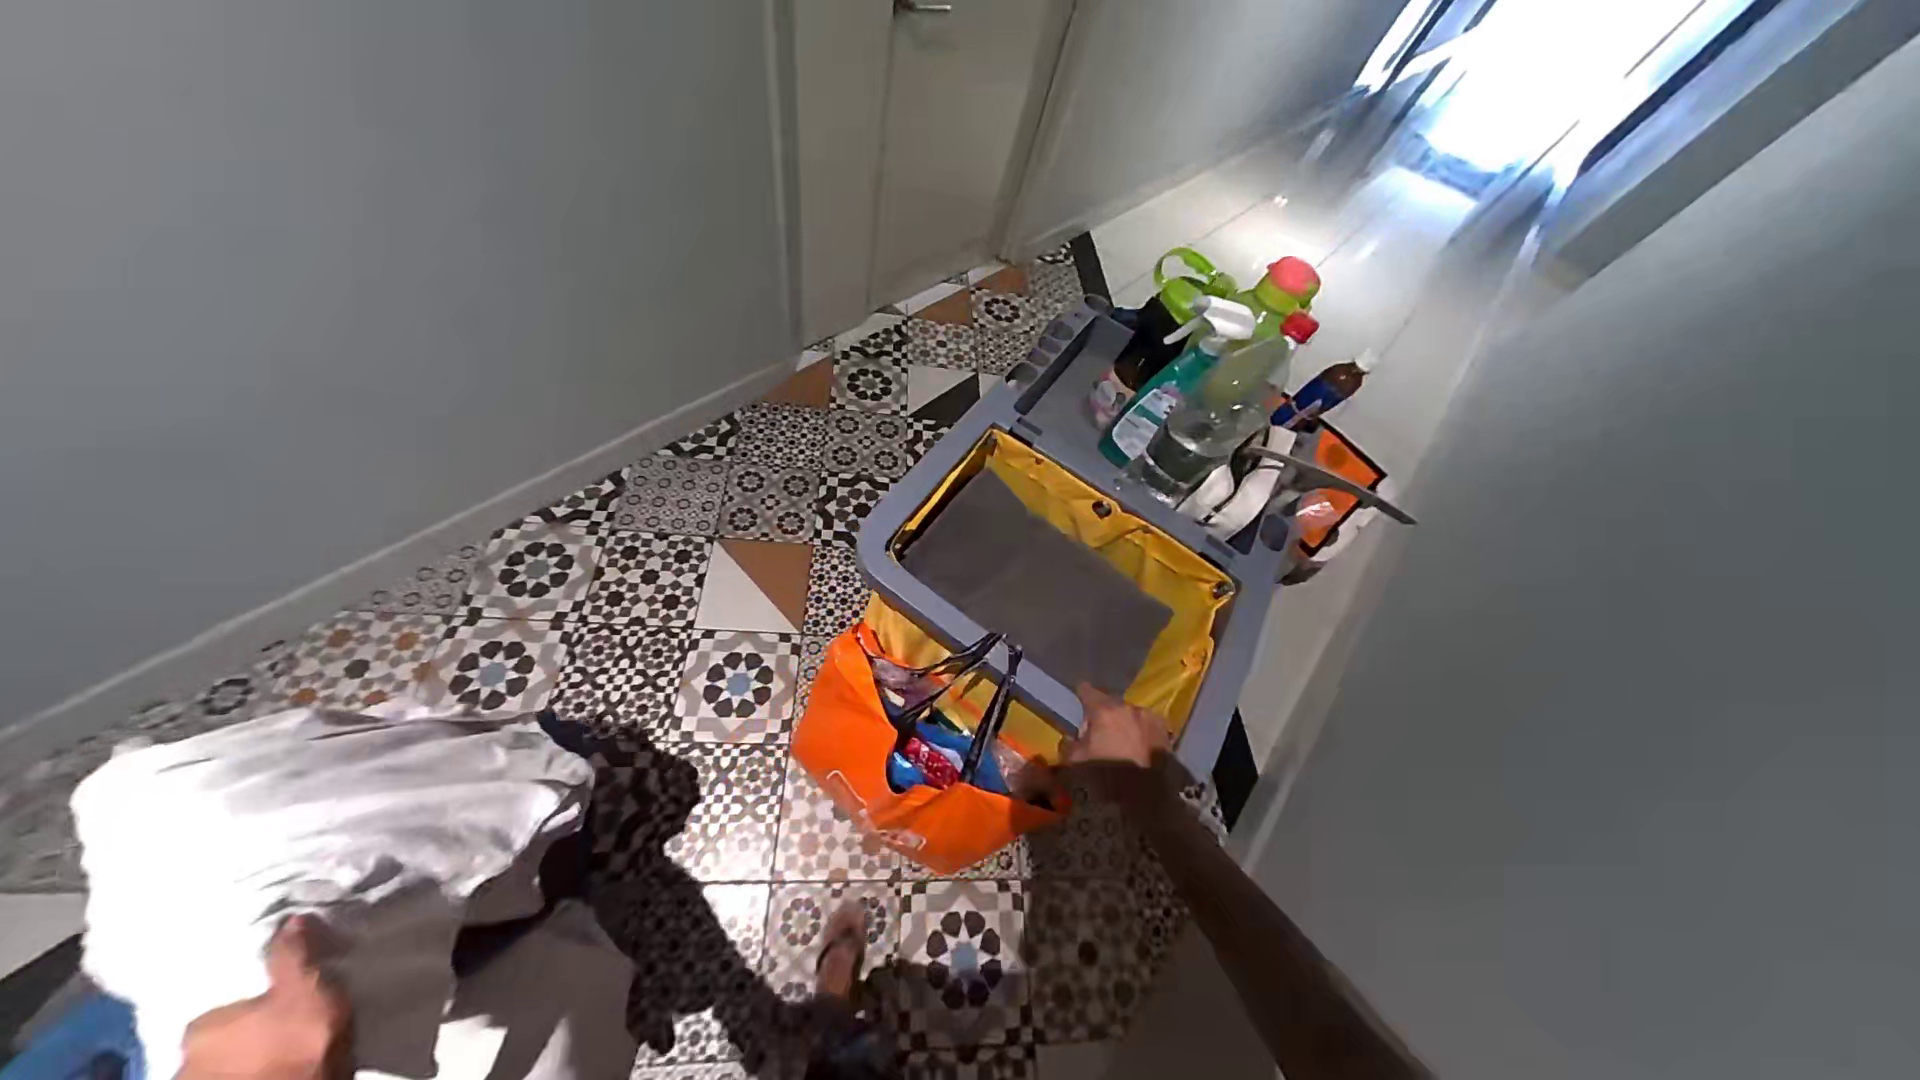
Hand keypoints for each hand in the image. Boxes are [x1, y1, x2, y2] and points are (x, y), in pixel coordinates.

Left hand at [180, 916, 351, 1079]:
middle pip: (216, 1043)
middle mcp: (179, 1065)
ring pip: (220, 1069)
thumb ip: (292, 955)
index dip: (248, 1006)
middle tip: (279, 1028)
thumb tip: (290, 919)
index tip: (276, 1004)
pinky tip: (275, 1072)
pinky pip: (236, 1079)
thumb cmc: (294, 1037)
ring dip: (243, 1062)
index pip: (218, 1012)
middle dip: (243, 1038)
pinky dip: (252, 1076)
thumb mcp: (304, 986)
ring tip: (281, 1054)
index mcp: (197, 1029)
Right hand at [1063, 683, 1169, 769]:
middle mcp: (1128, 708)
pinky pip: (1147, 726)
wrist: (1148, 797)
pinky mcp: (1165, 733)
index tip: (1078, 700)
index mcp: (1104, 710)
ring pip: (1130, 714)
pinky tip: (1139, 746)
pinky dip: (1141, 732)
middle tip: (1099, 728)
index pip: (1087, 691)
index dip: (1081, 695)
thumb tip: (1071, 738)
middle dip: (1104, 713)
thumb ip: (1069, 745)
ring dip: (1124, 722)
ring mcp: (1150, 718)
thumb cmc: (1106, 776)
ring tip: (1121, 740)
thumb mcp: (1075, 763)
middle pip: (1111, 703)